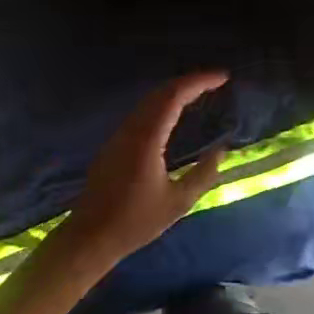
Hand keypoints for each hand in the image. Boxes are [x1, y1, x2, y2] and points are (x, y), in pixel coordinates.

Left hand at [63, 73, 230, 255]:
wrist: (91, 235)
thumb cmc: (136, 222)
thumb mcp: (178, 202)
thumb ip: (203, 174)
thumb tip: (221, 150)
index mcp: (146, 139)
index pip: (173, 97)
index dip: (198, 82)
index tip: (222, 77)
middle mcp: (129, 130)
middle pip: (159, 93)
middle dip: (188, 83)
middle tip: (215, 82)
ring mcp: (117, 136)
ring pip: (147, 103)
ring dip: (173, 94)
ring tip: (199, 94)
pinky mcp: (112, 146)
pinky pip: (140, 115)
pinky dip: (161, 107)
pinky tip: (172, 116)